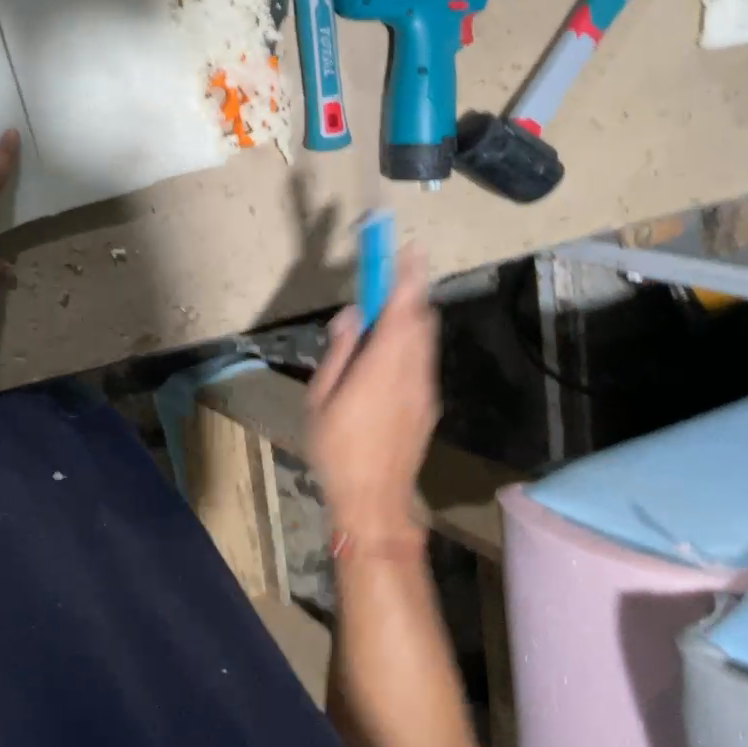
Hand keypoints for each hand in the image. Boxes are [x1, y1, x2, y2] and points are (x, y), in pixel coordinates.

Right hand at [306, 249, 438, 546]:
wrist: (374, 497)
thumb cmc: (335, 446)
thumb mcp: (320, 397)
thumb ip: (339, 353)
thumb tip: (350, 317)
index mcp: (382, 368)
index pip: (400, 312)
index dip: (405, 278)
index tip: (407, 249)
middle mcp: (412, 373)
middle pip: (420, 320)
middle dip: (411, 290)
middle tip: (396, 267)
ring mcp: (424, 389)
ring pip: (425, 339)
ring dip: (412, 313)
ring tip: (391, 298)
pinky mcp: (426, 403)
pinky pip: (422, 358)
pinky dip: (412, 336)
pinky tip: (392, 341)